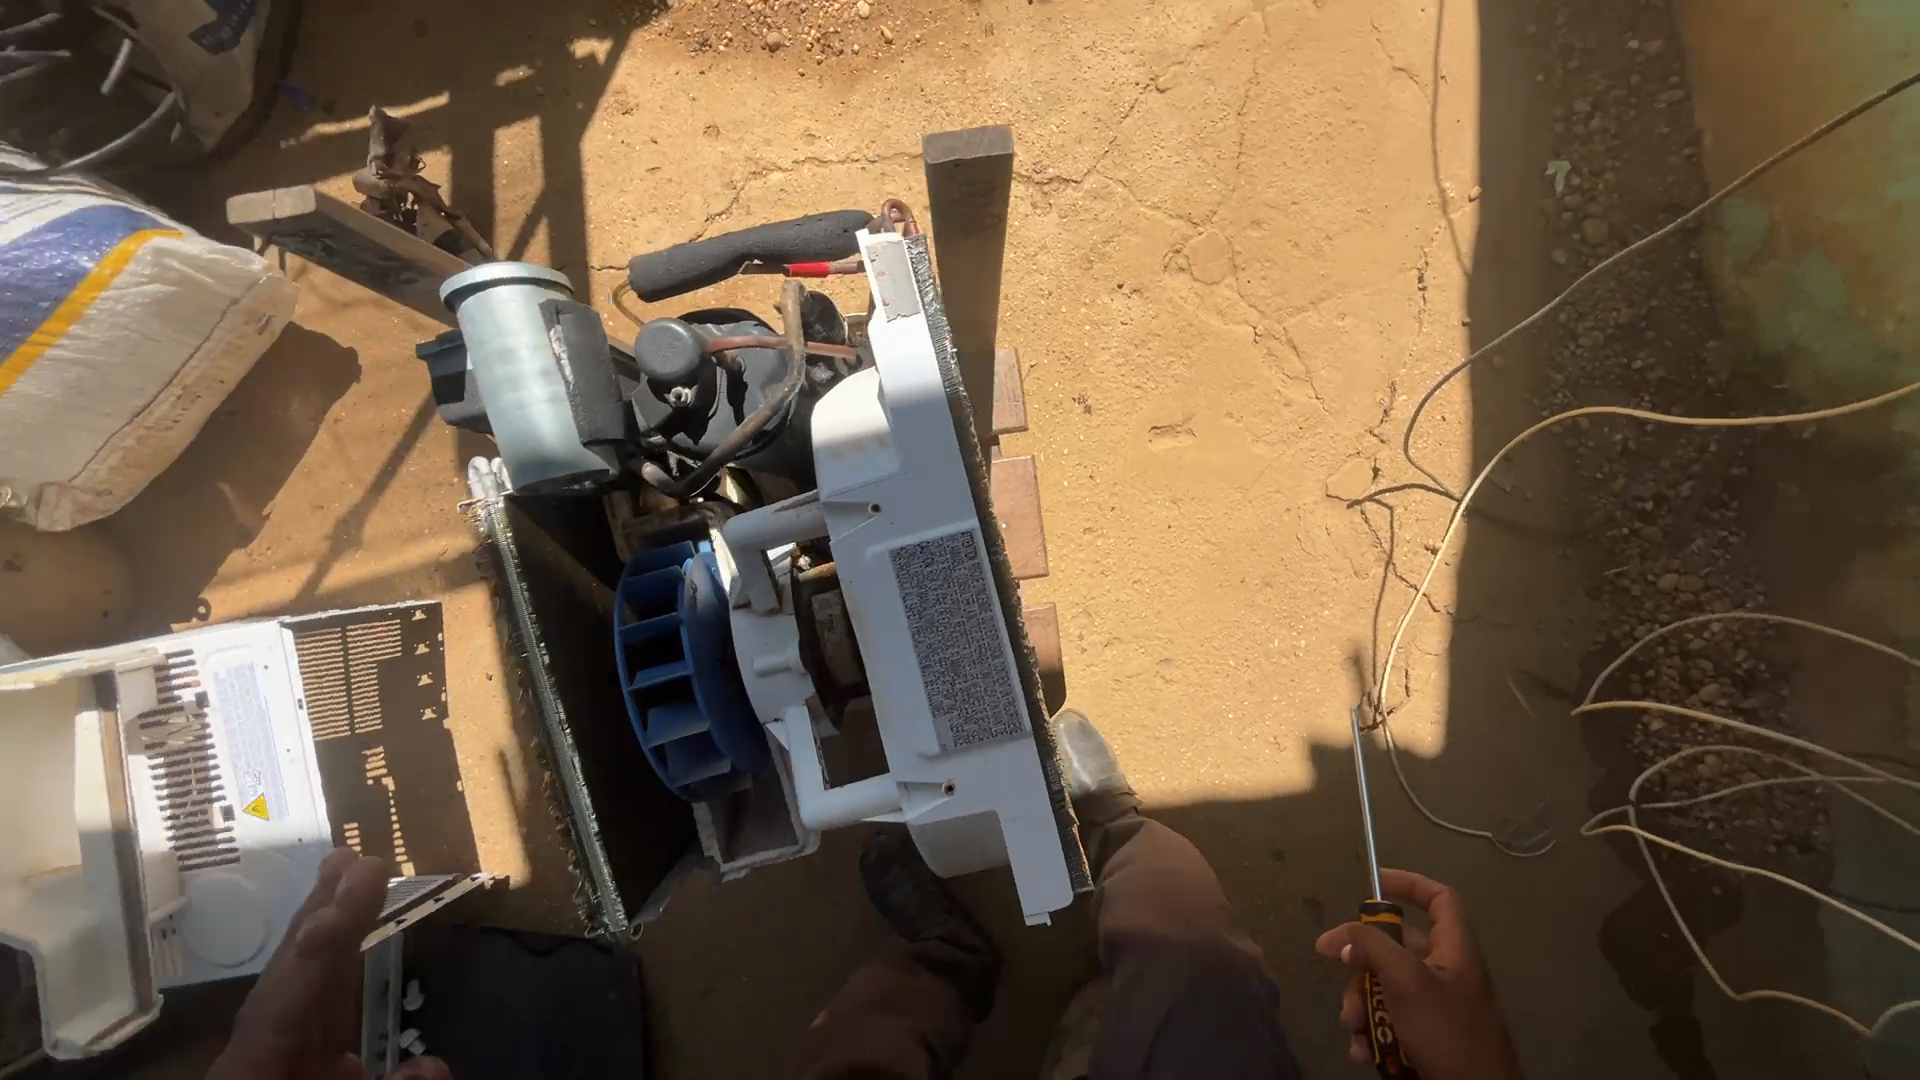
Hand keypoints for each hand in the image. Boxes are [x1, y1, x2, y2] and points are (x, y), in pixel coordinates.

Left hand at [207, 848, 451, 1079]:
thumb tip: (435, 1066)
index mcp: (263, 1075)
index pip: (290, 1006)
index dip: (321, 946)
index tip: (353, 886)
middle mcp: (260, 1058)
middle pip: (287, 978)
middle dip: (320, 915)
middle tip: (352, 857)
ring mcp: (269, 1056)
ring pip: (295, 981)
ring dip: (324, 920)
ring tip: (345, 869)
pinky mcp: (285, 1059)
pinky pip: (308, 1000)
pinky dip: (328, 957)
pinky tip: (340, 923)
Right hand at [1314, 869, 1520, 1079]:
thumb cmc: (1448, 1034)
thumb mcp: (1406, 981)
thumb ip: (1370, 947)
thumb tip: (1341, 939)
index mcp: (1454, 952)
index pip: (1441, 900)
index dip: (1410, 884)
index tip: (1373, 885)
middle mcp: (1445, 974)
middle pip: (1395, 946)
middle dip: (1361, 962)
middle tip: (1339, 968)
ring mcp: (1436, 1008)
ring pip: (1384, 986)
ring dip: (1359, 1003)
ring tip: (1353, 1025)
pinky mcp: (1425, 1039)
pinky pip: (1387, 1020)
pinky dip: (1369, 1032)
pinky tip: (1361, 1050)